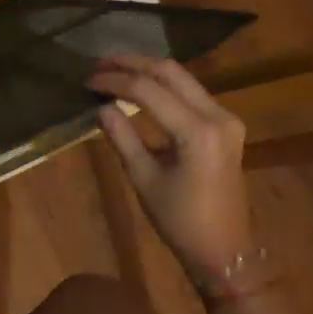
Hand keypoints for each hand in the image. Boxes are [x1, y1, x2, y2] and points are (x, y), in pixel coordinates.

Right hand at [90, 56, 254, 279]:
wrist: (225, 249)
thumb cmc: (180, 219)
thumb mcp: (143, 177)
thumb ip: (121, 136)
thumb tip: (101, 106)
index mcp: (196, 131)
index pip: (148, 90)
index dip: (114, 82)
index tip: (87, 81)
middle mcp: (217, 116)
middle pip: (170, 72)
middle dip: (132, 64)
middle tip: (99, 65)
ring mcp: (225, 118)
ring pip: (182, 78)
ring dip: (147, 72)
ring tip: (113, 72)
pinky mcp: (225, 125)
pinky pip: (190, 93)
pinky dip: (162, 86)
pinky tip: (138, 89)